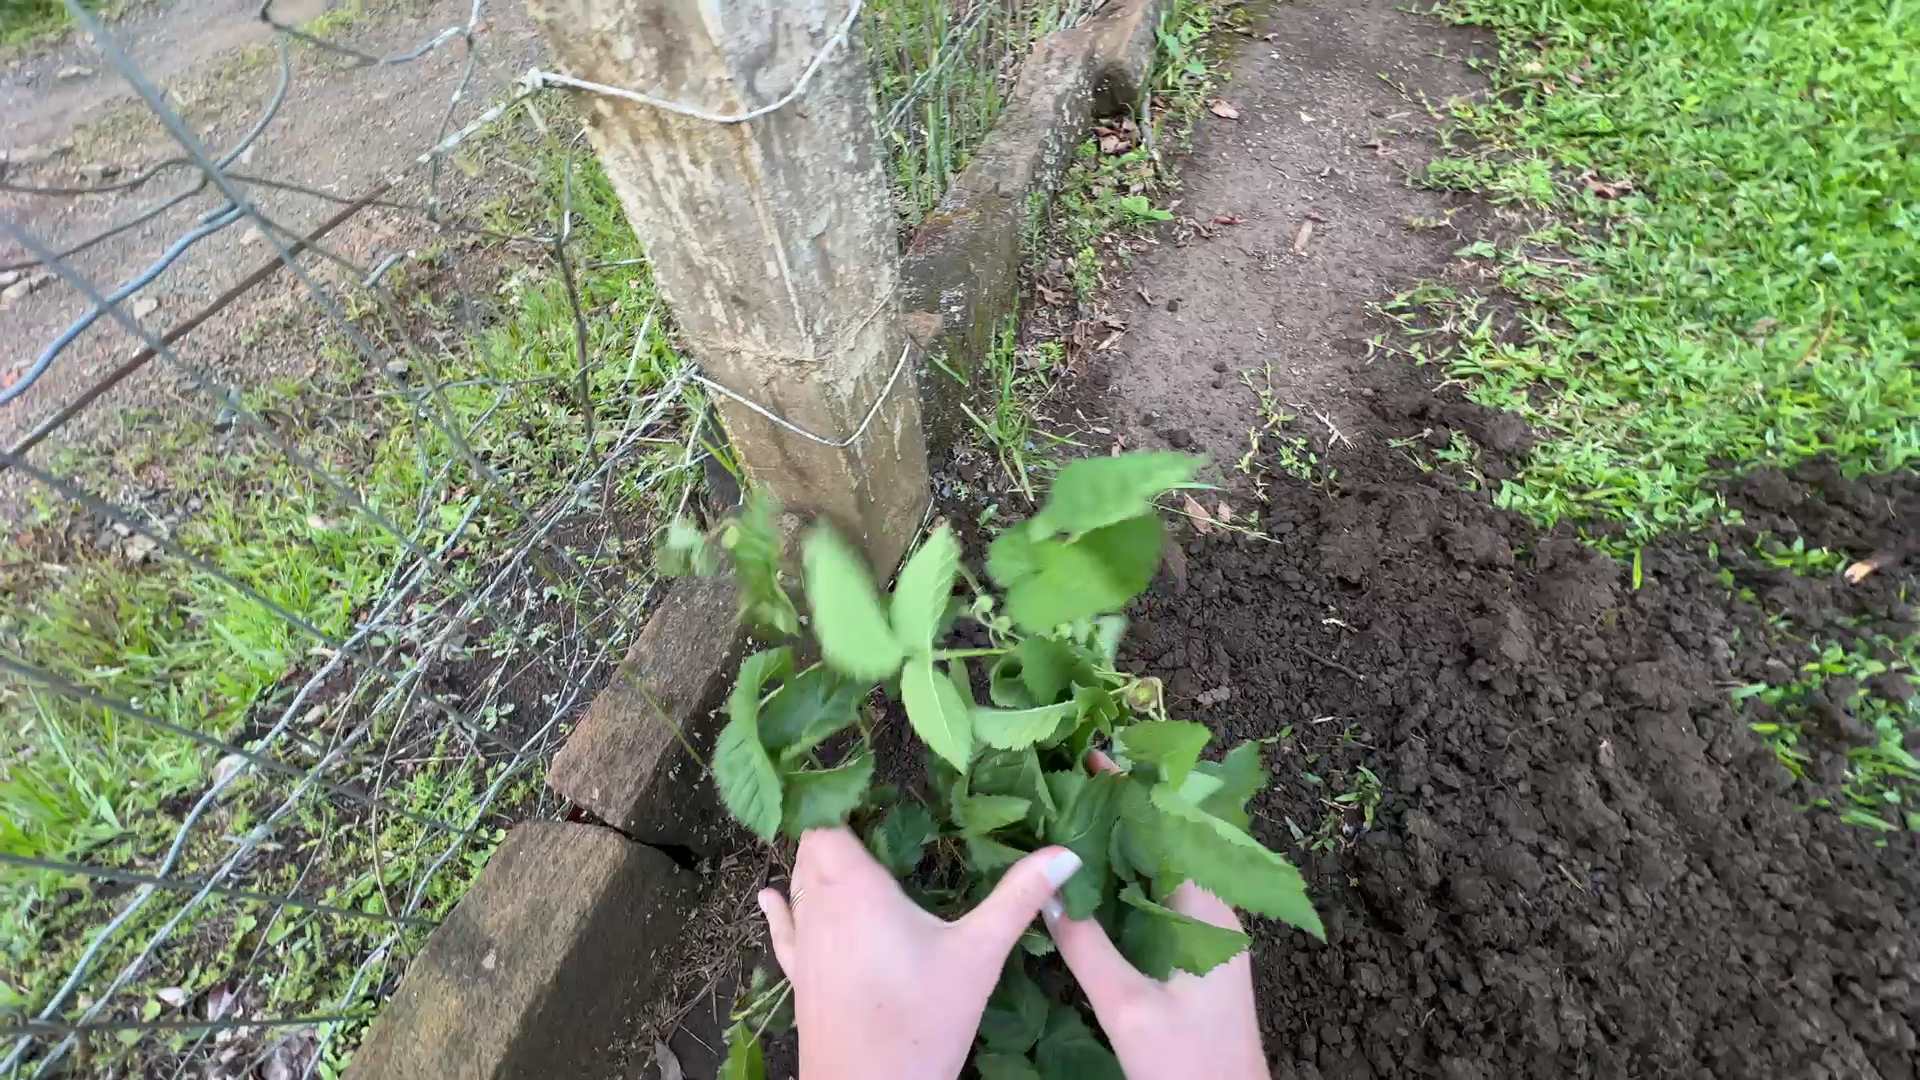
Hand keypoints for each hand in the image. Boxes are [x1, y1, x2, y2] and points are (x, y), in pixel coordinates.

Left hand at [758, 827, 1082, 1079]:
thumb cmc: (923, 1023)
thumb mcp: (979, 954)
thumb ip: (1019, 898)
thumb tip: (1067, 853)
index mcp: (856, 888)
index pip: (827, 824)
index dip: (840, 803)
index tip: (868, 791)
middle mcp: (820, 906)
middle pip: (811, 847)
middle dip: (835, 828)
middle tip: (873, 819)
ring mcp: (803, 944)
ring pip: (797, 882)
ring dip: (814, 863)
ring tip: (845, 849)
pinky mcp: (797, 978)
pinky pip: (781, 929)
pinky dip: (780, 906)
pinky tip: (769, 898)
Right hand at [1045, 752, 1270, 1079]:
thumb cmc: (1190, 1067)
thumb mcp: (1127, 1007)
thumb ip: (1084, 945)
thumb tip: (1044, 886)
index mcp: (1206, 909)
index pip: (1165, 827)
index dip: (1128, 790)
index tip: (1091, 758)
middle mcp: (1211, 907)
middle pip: (1163, 838)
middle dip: (1120, 806)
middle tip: (1070, 782)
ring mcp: (1205, 929)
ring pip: (1158, 866)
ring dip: (1122, 838)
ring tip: (1074, 813)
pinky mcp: (1193, 948)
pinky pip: (1156, 893)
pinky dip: (1125, 873)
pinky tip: (1092, 874)